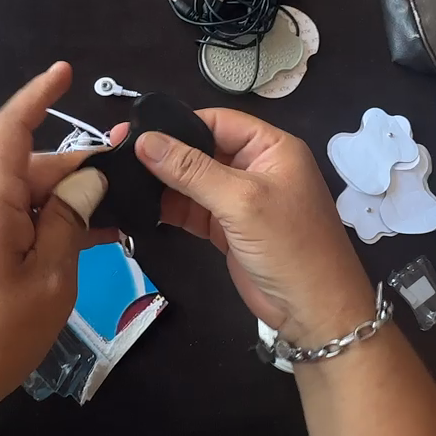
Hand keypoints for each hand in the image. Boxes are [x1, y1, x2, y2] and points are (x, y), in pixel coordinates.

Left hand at [0, 62, 115, 414]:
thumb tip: (89, 182)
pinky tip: (79, 244)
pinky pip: (8, 222)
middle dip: (76, 175)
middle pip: (27, 168)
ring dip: (64, 206)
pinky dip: (43, 227)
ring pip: (22, 198)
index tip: (65, 72)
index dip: (39, 95)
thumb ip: (71, 219)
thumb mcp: (51, 276)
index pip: (11, 127)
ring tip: (114, 225)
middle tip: (128, 188)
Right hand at [139, 110, 373, 347]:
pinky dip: (169, 208)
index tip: (136, 129)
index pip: (217, 121)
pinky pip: (192, 208)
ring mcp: (240, 199)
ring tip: (122, 178)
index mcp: (270, 147)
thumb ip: (191, 170)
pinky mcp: (227, 227)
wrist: (315, 314)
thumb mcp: (241, 202)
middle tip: (120, 152)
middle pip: (202, 149)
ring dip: (162, 182)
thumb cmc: (290, 247)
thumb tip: (145, 140)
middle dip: (165, 153)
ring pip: (193, 180)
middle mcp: (255, 167)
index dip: (178, 123)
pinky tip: (140, 206)